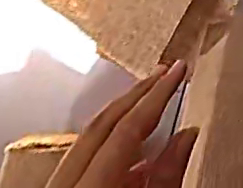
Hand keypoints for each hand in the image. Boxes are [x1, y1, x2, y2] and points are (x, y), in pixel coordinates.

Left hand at [48, 61, 197, 187]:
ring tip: (153, 96)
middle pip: (101, 124)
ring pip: (88, 138)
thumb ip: (164, 180)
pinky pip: (81, 159)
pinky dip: (109, 145)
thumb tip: (187, 135)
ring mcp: (55, 187)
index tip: (180, 67)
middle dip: (137, 94)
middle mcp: (63, 183)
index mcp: (87, 187)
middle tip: (166, 70)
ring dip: (123, 116)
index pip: (126, 128)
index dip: (157, 95)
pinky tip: (133, 148)